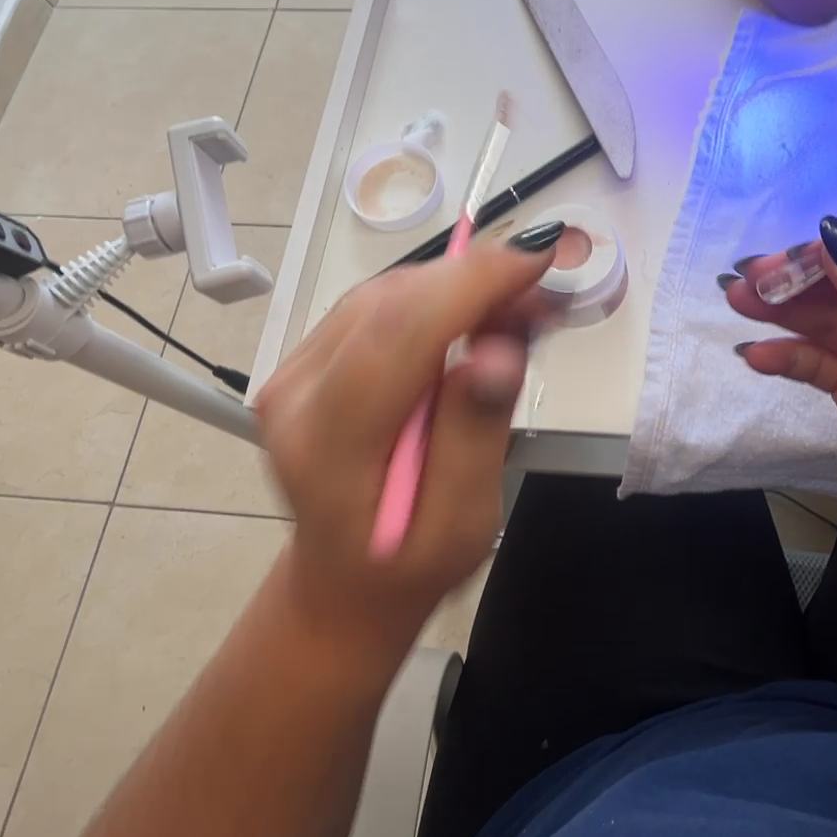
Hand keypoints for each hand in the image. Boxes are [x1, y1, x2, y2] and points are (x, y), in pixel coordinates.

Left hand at [253, 235, 556, 654]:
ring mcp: (292, 372)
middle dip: (476, 278)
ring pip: (385, 294)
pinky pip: (378, 306)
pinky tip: (476, 315)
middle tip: (544, 286)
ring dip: (459, 284)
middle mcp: (295, 395)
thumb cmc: (410, 565)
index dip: (473, 283)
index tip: (541, 255)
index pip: (399, 334)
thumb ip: (475, 437)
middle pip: (390, 302)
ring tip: (519, 304)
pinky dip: (435, 297)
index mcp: (328, 445)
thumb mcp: (462, 526)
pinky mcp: (307, 360)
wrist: (344, 581)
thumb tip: (499, 350)